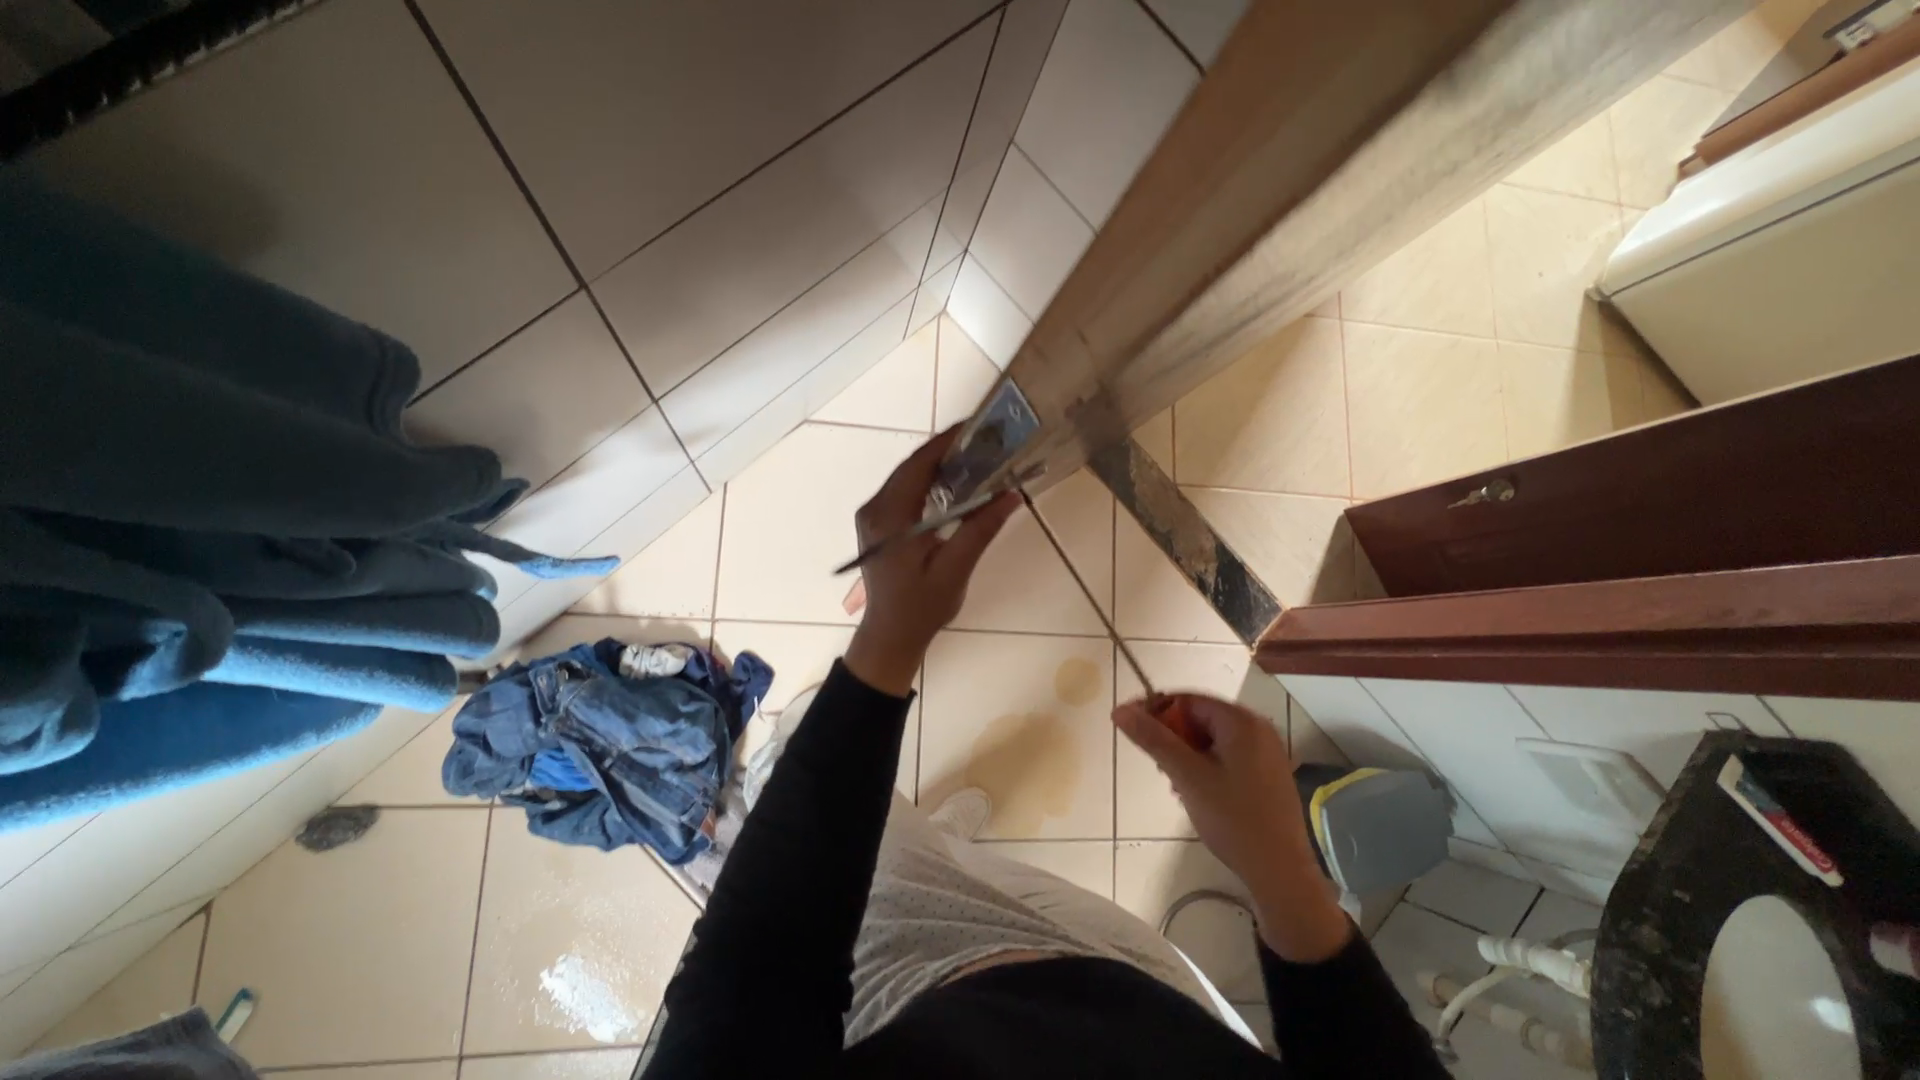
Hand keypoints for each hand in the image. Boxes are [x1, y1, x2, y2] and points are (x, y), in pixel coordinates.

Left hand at [843, 428, 1018, 696]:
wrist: (890, 636)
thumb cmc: (921, 608)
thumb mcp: (955, 569)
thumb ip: (980, 529)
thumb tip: (1011, 493)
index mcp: (889, 517)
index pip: (918, 465)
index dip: (947, 442)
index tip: (977, 426)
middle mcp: (874, 509)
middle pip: (911, 466)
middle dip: (947, 449)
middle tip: (984, 439)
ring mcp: (874, 515)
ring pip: (908, 476)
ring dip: (939, 464)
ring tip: (976, 454)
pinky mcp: (879, 523)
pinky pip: (905, 490)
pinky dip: (930, 480)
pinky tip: (956, 482)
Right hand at [1114, 693, 1352, 961]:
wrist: (1280, 871)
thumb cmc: (1233, 819)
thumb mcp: (1187, 776)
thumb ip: (1154, 740)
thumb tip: (1120, 710)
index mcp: (1242, 722)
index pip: (1188, 700)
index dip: (1155, 710)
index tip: (1130, 728)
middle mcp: (1259, 729)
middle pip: (1201, 718)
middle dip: (1173, 738)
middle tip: (1158, 767)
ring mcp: (1267, 753)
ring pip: (1213, 740)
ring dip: (1187, 755)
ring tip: (1176, 785)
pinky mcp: (1268, 775)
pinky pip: (1228, 757)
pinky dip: (1206, 767)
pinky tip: (1196, 794)